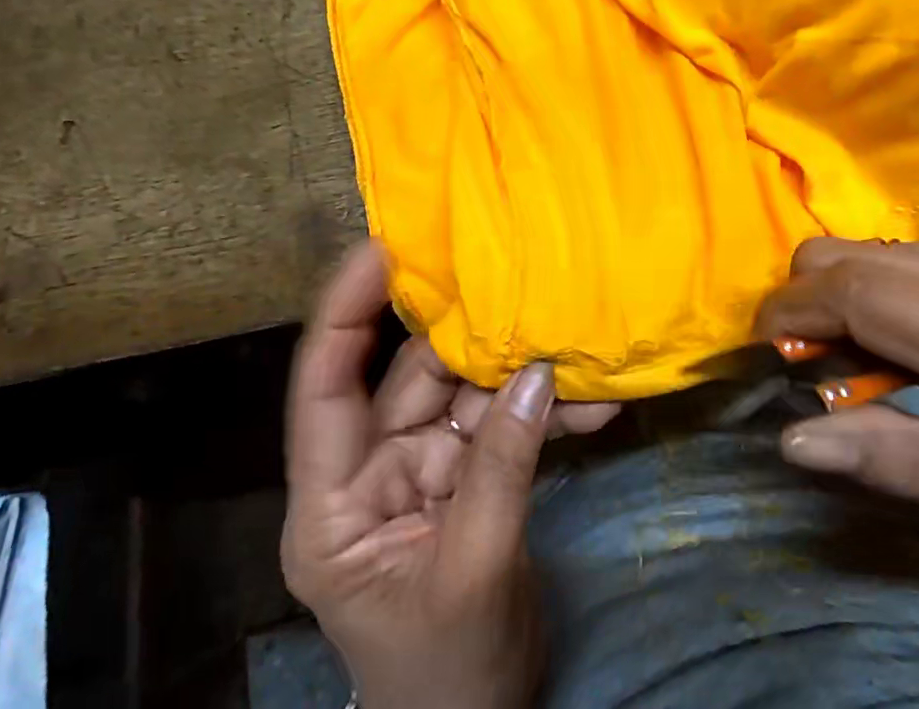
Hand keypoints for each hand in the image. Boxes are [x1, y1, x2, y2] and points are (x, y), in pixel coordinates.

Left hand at [281, 242, 618, 708]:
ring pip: (470, 400)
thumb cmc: (445, 667)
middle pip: (414, 384)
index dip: (345, 315)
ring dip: (521, 379)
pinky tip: (595, 407)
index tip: (379, 250)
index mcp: (335, 505)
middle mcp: (375, 474)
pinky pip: (506, 432)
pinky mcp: (472, 480)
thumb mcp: (472, 571)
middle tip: (518, 286)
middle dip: (468, 340)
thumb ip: (502, 471)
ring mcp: (427, 473)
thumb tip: (536, 375)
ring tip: (575, 346)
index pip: (323, 392)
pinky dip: (545, 418)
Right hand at [755, 238, 918, 620]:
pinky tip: (898, 349)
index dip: (796, 319)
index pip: (871, 295)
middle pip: (850, 256)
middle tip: (820, 384)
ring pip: (860, 248)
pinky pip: (889, 254)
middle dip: (804, 310)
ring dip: (833, 304)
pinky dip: (865, 295)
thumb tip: (793, 436)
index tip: (772, 370)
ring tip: (862, 373)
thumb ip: (908, 467)